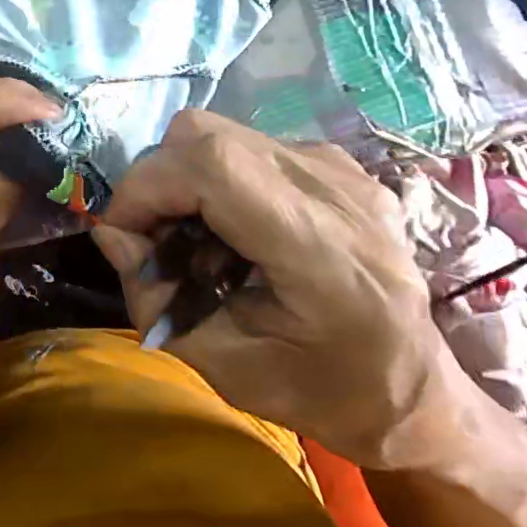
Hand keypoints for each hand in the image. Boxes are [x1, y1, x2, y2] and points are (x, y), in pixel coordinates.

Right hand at [92, 109, 469, 469]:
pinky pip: (246, 143)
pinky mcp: (336, 163)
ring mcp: (342, 169)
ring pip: (220, 132)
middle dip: (155, 179)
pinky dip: (212, 174)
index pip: (215, 167)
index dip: (148, 186)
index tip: (123, 232)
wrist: (415, 391)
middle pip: (208, 135)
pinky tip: (230, 223)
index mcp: (325, 255)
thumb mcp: (223, 368)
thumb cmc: (324, 394)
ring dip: (181, 175)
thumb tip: (110, 233)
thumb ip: (153, 299)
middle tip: (152, 235)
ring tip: (191, 232)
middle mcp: (339, 192)